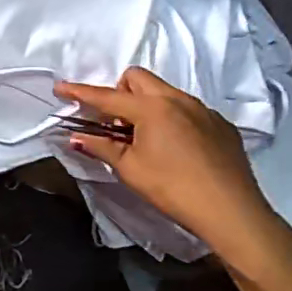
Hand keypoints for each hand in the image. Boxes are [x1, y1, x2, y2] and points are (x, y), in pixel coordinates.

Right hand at [55, 67, 291, 279]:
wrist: (231, 211)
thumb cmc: (172, 188)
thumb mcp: (129, 169)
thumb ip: (101, 146)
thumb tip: (76, 137)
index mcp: (151, 108)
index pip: (106, 96)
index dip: (79, 92)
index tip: (60, 87)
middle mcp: (178, 99)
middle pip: (138, 79)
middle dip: (120, 92)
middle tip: (115, 123)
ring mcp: (203, 110)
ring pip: (165, 92)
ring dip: (146, 105)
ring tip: (144, 138)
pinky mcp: (221, 125)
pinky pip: (188, 109)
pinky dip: (172, 119)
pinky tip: (176, 149)